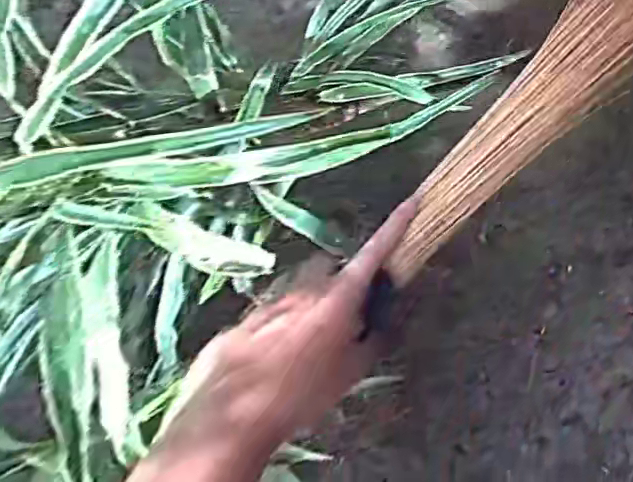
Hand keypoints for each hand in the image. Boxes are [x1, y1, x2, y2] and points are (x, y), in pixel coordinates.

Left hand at [130, 200, 417, 481]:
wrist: (220, 431)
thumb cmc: (301, 396)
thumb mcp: (353, 371)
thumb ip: (373, 338)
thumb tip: (382, 323)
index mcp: (339, 297)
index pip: (376, 250)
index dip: (397, 225)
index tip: (412, 201)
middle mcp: (302, 292)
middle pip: (324, 267)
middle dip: (334, 277)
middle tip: (338, 306)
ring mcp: (261, 311)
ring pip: (288, 296)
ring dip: (299, 308)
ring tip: (296, 344)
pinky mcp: (227, 335)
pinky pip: (254, 327)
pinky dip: (264, 337)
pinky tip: (260, 368)